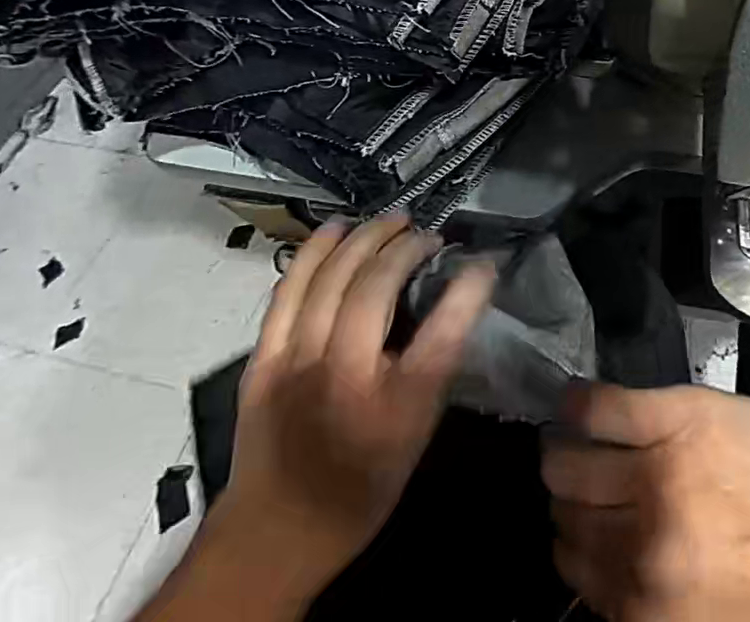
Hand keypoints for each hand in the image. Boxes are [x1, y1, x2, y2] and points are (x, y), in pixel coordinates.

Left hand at [211, 213, 496, 591]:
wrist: (276, 529)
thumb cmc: (363, 481)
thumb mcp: (420, 430)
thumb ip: (437, 363)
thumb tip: (457, 302)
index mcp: (394, 403)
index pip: (442, 330)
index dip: (468, 288)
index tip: (484, 263)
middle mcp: (342, 373)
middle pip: (376, 286)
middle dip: (408, 248)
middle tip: (429, 236)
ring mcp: (295, 360)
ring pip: (332, 276)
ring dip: (365, 238)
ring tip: (392, 221)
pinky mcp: (264, 357)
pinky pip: (289, 288)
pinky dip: (315, 251)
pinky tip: (336, 229)